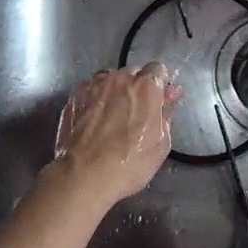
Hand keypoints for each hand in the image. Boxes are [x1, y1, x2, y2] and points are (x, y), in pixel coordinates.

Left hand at [50, 64, 181, 206]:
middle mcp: (120, 77)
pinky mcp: (75, 95)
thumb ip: (167, 112)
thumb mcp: (161, 143)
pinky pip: (92, 90)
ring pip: (111, 80)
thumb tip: (172, 92)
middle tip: (134, 114)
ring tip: (111, 118)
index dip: (158, 86)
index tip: (157, 103)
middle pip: (133, 73)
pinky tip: (94, 120)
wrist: (83, 176)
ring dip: (115, 91)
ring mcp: (95, 84)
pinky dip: (96, 99)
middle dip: (137, 87)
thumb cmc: (129, 164)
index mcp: (146, 86)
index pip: (158, 70)